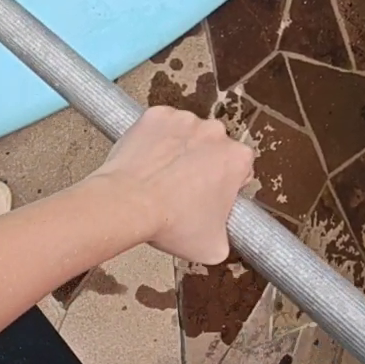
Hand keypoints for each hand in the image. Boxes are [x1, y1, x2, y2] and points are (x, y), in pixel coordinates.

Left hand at [85, 106, 253, 263]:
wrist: (126, 205)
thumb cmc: (168, 223)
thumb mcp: (213, 247)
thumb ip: (226, 237)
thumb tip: (220, 238)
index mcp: (237, 158)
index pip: (238, 170)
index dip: (223, 186)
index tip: (207, 197)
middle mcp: (215, 132)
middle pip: (212, 148)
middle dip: (201, 165)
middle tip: (180, 189)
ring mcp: (183, 120)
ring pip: (185, 135)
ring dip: (177, 150)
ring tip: (159, 176)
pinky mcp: (155, 116)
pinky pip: (158, 126)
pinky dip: (153, 138)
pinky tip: (146, 161)